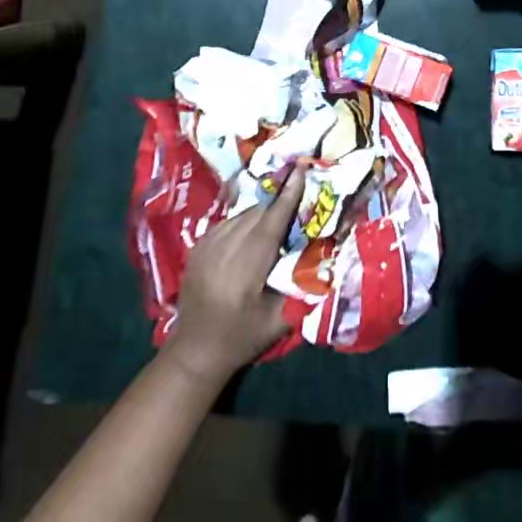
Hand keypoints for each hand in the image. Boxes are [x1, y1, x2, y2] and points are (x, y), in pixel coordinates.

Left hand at [162, 163, 305, 383]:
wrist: (193, 352)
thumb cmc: (241, 337)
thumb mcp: (280, 319)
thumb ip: (303, 286)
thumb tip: (328, 257)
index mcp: (248, 265)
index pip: (272, 220)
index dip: (289, 194)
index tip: (301, 168)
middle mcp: (225, 248)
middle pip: (259, 212)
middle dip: (280, 202)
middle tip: (300, 196)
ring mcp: (208, 245)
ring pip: (243, 215)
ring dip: (263, 212)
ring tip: (279, 215)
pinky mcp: (198, 247)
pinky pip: (228, 222)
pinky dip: (245, 221)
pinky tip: (253, 231)